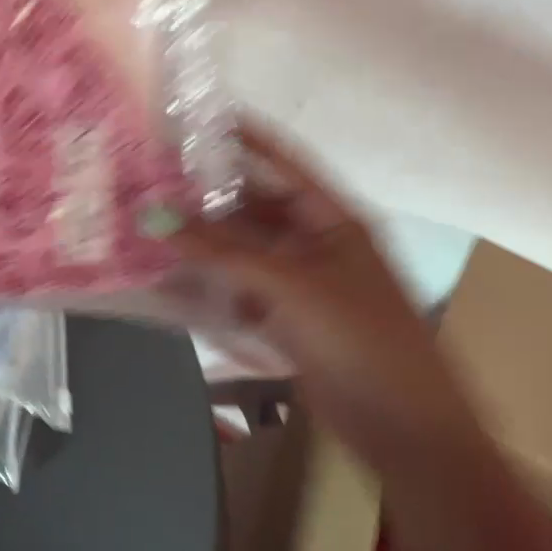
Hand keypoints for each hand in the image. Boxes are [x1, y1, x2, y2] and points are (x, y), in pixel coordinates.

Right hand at [177, 119, 479, 468]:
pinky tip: (162, 274)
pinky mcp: (283, 319)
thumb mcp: (290, 285)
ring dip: (198, 241)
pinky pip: (235, 289)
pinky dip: (204, 282)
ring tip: (143, 219)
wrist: (408, 433)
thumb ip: (221, 251)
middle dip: (204, 195)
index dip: (244, 138)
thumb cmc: (362, 340)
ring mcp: (298, 283)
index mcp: (334, 221)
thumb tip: (153, 217)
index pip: (284, 163)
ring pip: (239, 250)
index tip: (196, 118)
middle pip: (252, 208)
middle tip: (149, 176)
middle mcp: (314, 243)